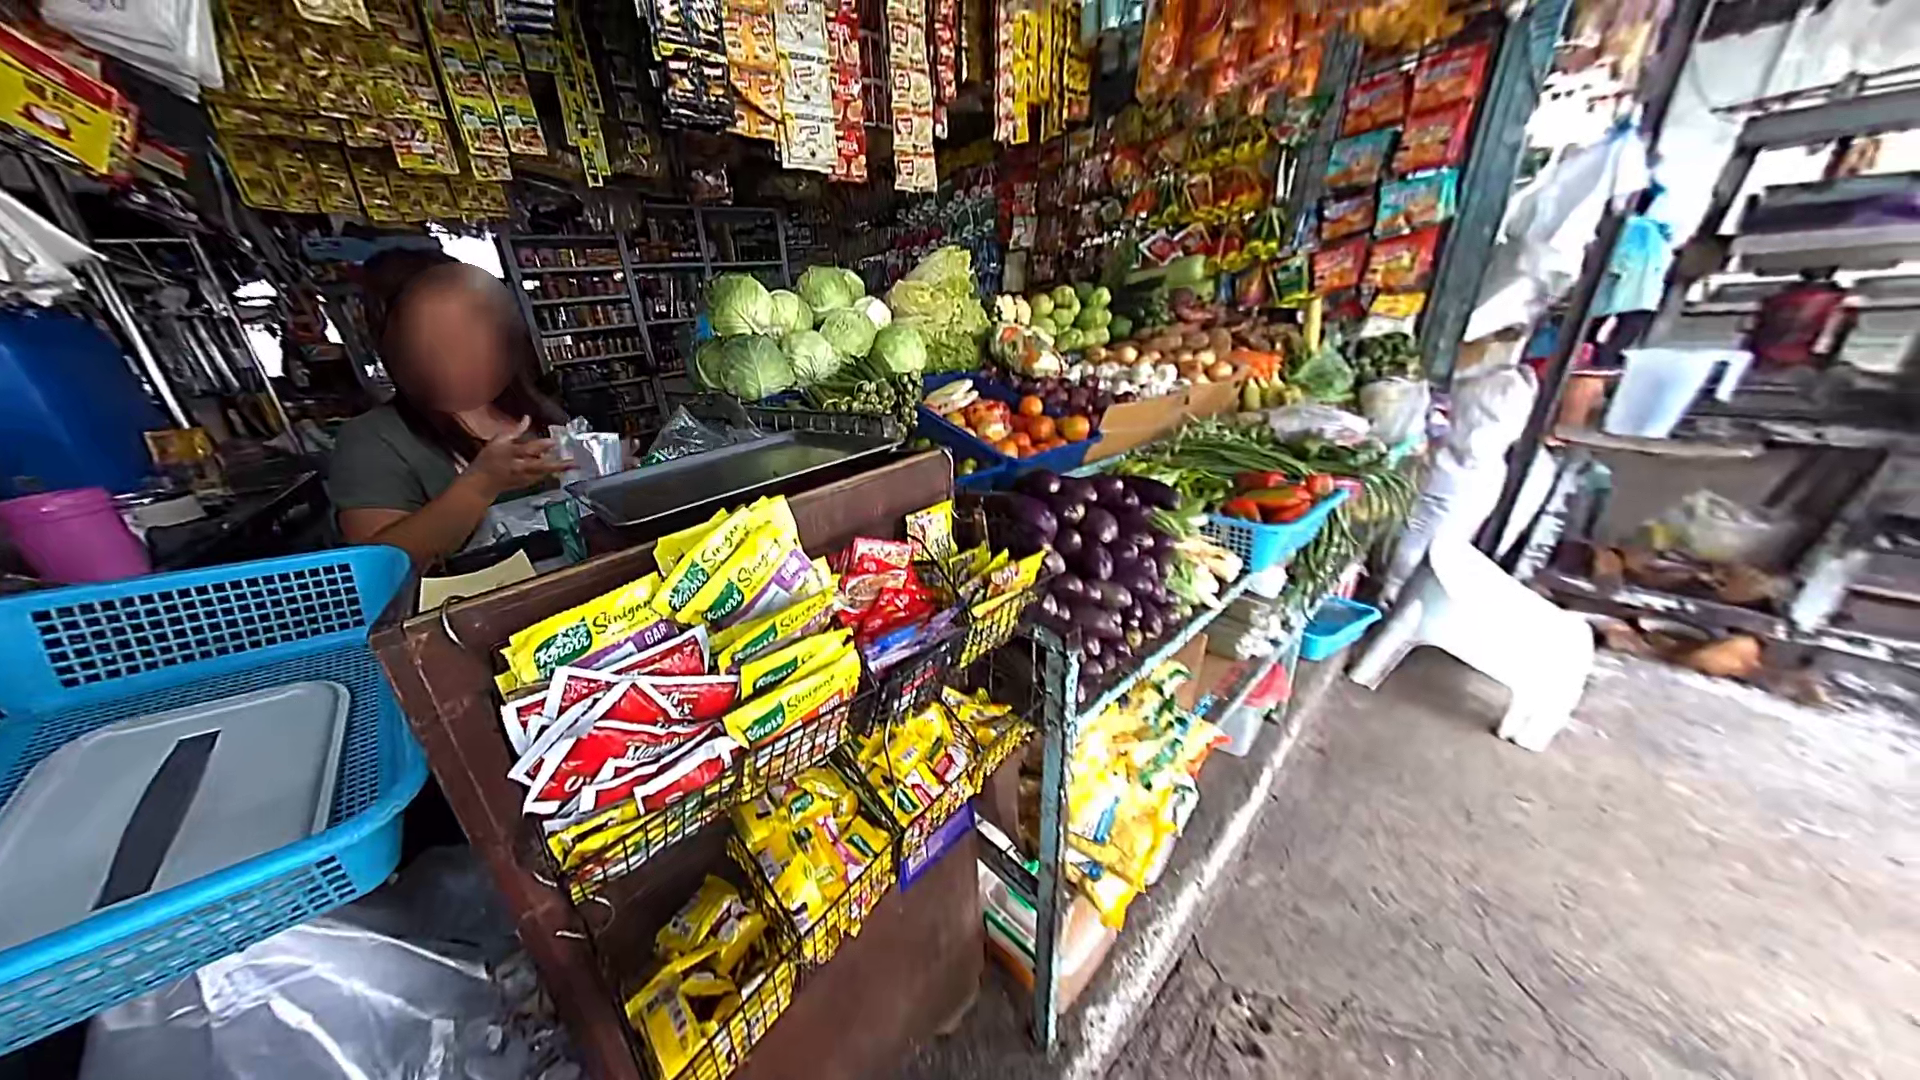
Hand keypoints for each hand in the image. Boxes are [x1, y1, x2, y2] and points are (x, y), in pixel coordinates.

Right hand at [467, 416, 570, 496]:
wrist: (482, 483)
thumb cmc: (489, 458)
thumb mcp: (497, 441)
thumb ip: (515, 431)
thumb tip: (527, 418)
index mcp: (509, 453)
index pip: (527, 449)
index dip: (540, 446)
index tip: (554, 441)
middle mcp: (519, 466)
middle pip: (540, 465)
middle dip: (557, 464)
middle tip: (574, 462)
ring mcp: (524, 477)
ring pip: (544, 473)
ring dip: (558, 468)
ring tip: (573, 464)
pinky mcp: (527, 483)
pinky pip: (542, 476)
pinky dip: (552, 472)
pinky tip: (562, 468)